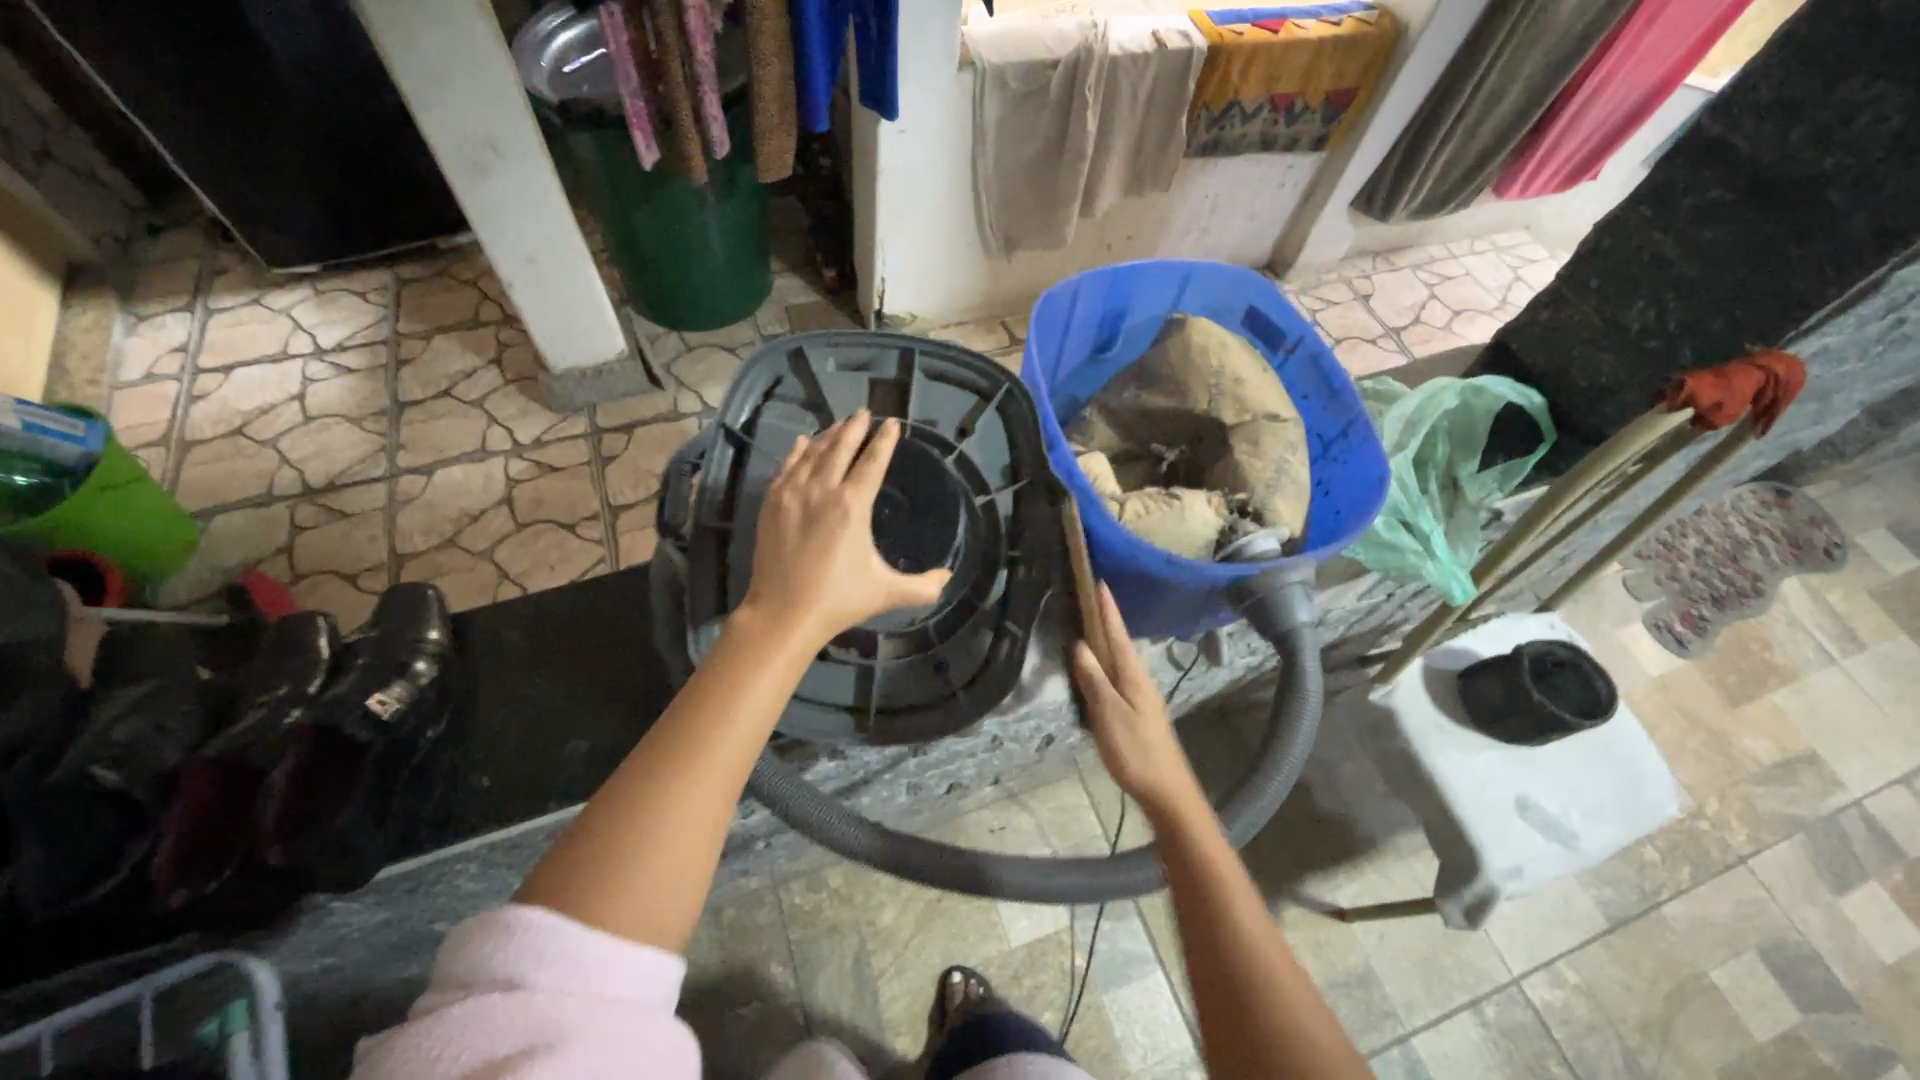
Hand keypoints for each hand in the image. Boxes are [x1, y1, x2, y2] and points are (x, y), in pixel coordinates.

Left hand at [740, 410, 952, 648]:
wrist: (783, 613)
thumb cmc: (838, 600)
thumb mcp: (886, 593)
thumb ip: (922, 586)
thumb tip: (948, 577)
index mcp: (852, 506)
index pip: (872, 462)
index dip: (884, 441)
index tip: (892, 424)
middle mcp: (821, 491)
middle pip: (840, 448)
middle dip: (854, 428)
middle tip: (864, 412)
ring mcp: (792, 495)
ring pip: (811, 454)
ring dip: (828, 436)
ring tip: (840, 424)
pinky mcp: (771, 505)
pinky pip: (786, 468)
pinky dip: (797, 452)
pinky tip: (801, 444)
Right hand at [1072, 583, 1202, 816]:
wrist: (1166, 789)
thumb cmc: (1136, 751)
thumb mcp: (1109, 714)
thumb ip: (1094, 679)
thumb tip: (1080, 644)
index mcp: (1133, 675)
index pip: (1117, 633)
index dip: (1107, 608)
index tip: (1099, 581)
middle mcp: (1139, 679)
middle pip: (1119, 642)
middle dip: (1104, 618)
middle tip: (1086, 597)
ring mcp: (1140, 695)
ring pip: (1119, 659)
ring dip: (1105, 639)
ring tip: (1086, 623)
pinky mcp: (1137, 711)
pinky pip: (1118, 675)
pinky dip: (1105, 662)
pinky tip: (1096, 667)